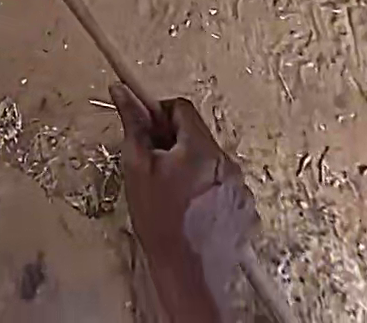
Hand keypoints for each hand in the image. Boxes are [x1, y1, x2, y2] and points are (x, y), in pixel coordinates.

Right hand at [111, 83, 257, 321]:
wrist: (187, 277)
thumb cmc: (158, 219)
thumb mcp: (137, 166)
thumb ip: (132, 124)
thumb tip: (120, 89)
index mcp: (201, 149)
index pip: (181, 107)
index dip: (159, 112)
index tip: (146, 130)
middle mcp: (227, 163)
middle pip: (196, 133)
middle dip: (172, 139)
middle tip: (153, 162)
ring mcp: (240, 189)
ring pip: (208, 157)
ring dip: (189, 162)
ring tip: (170, 188)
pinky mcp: (245, 210)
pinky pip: (221, 181)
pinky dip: (204, 183)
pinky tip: (188, 204)